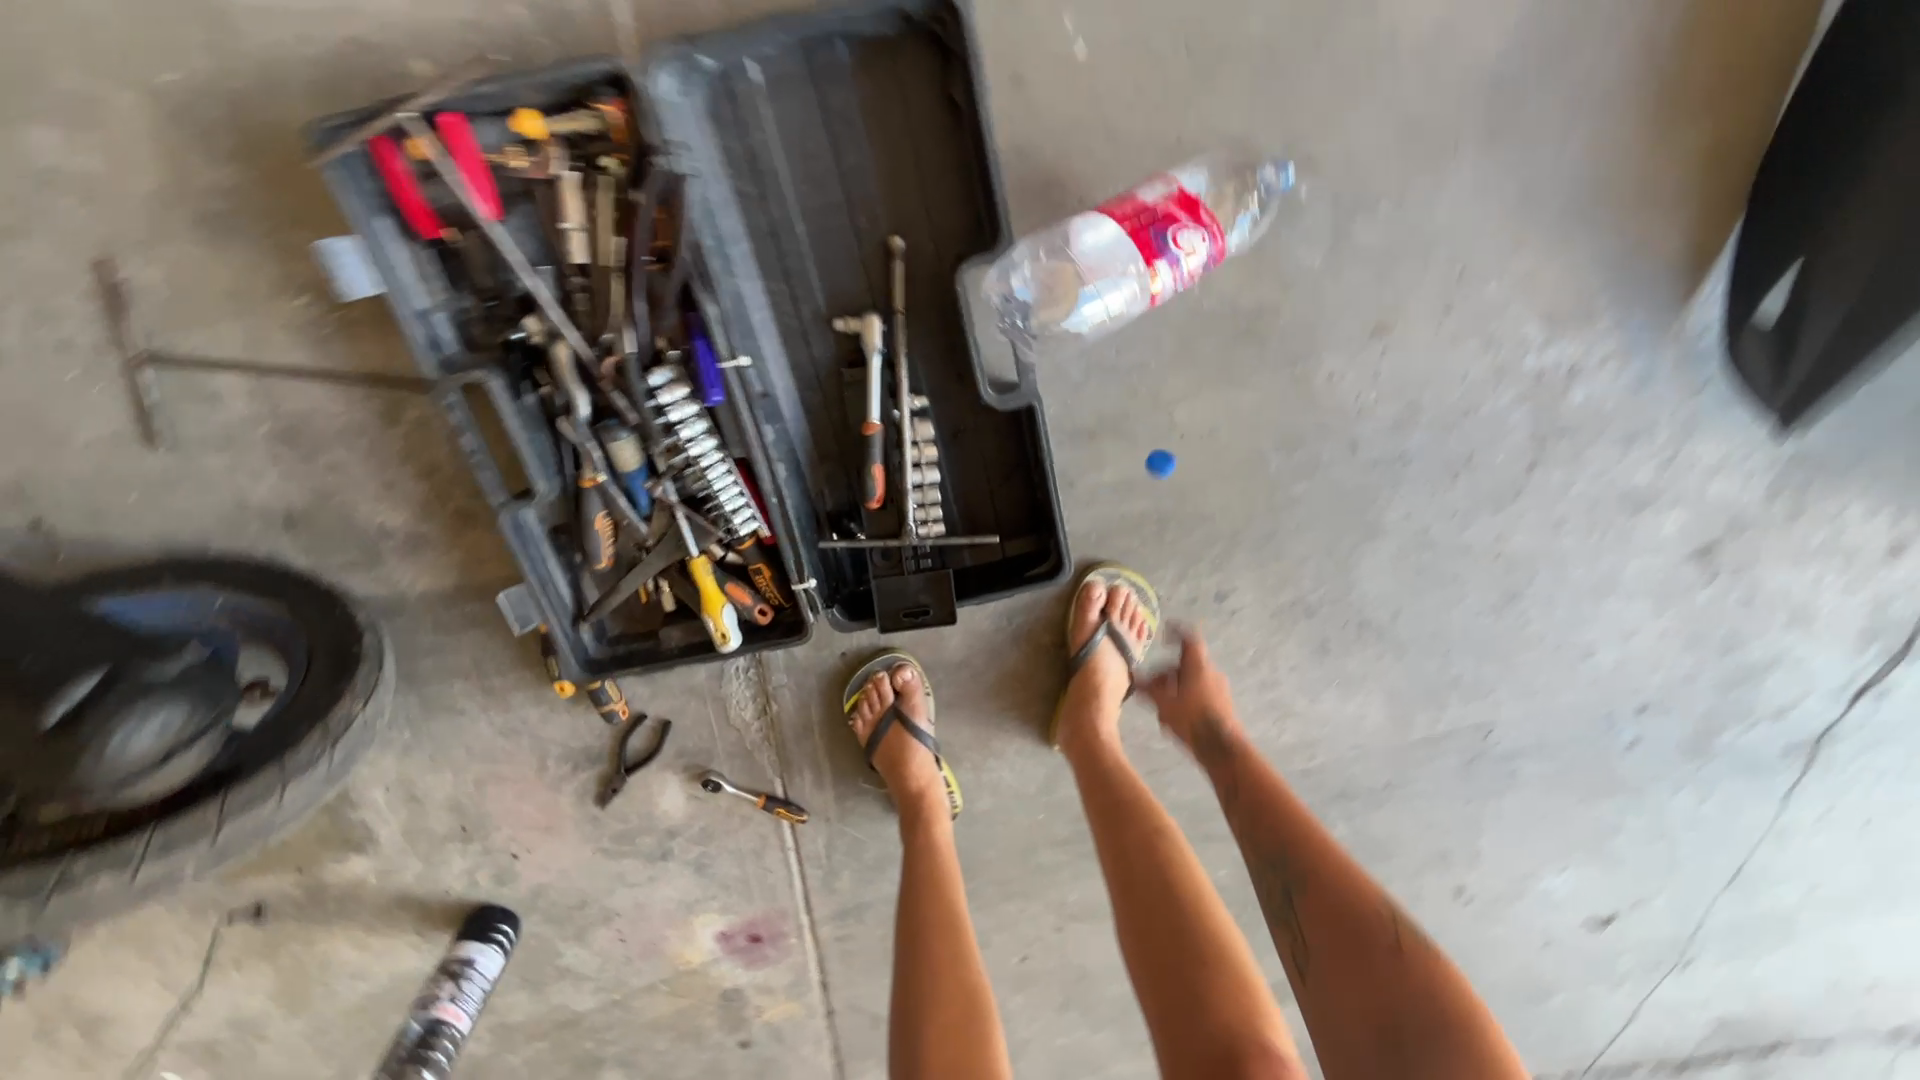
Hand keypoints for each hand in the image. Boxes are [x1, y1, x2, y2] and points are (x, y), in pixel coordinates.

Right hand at [1141, 625, 1243, 756]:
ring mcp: (1219, 689)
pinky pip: (1199, 694)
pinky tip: (1173, 719)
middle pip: (1185, 665)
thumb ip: (1148, 689)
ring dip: (1173, 689)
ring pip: (1191, 681)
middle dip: (1165, 673)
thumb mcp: (1164, 703)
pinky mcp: (1222, 705)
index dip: (1176, 632)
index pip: (1188, 639)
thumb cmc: (1191, 720)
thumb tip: (1135, 678)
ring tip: (1160, 708)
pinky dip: (1184, 699)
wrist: (1222, 748)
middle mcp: (1211, 673)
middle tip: (1150, 686)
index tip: (1164, 634)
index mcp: (1198, 666)